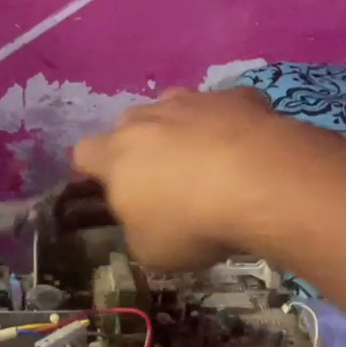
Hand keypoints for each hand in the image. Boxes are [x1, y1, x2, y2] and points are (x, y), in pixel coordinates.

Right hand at [72, 88, 320, 269]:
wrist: (261, 183)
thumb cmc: (193, 223)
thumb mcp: (152, 251)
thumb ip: (136, 230)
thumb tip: (142, 221)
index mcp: (116, 155)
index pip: (84, 152)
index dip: (94, 170)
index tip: (112, 189)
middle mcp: (146, 118)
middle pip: (130, 125)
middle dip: (141, 146)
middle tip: (167, 180)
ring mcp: (192, 100)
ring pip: (175, 108)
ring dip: (183, 129)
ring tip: (210, 161)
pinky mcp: (236, 95)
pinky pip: (225, 107)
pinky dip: (230, 123)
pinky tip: (250, 148)